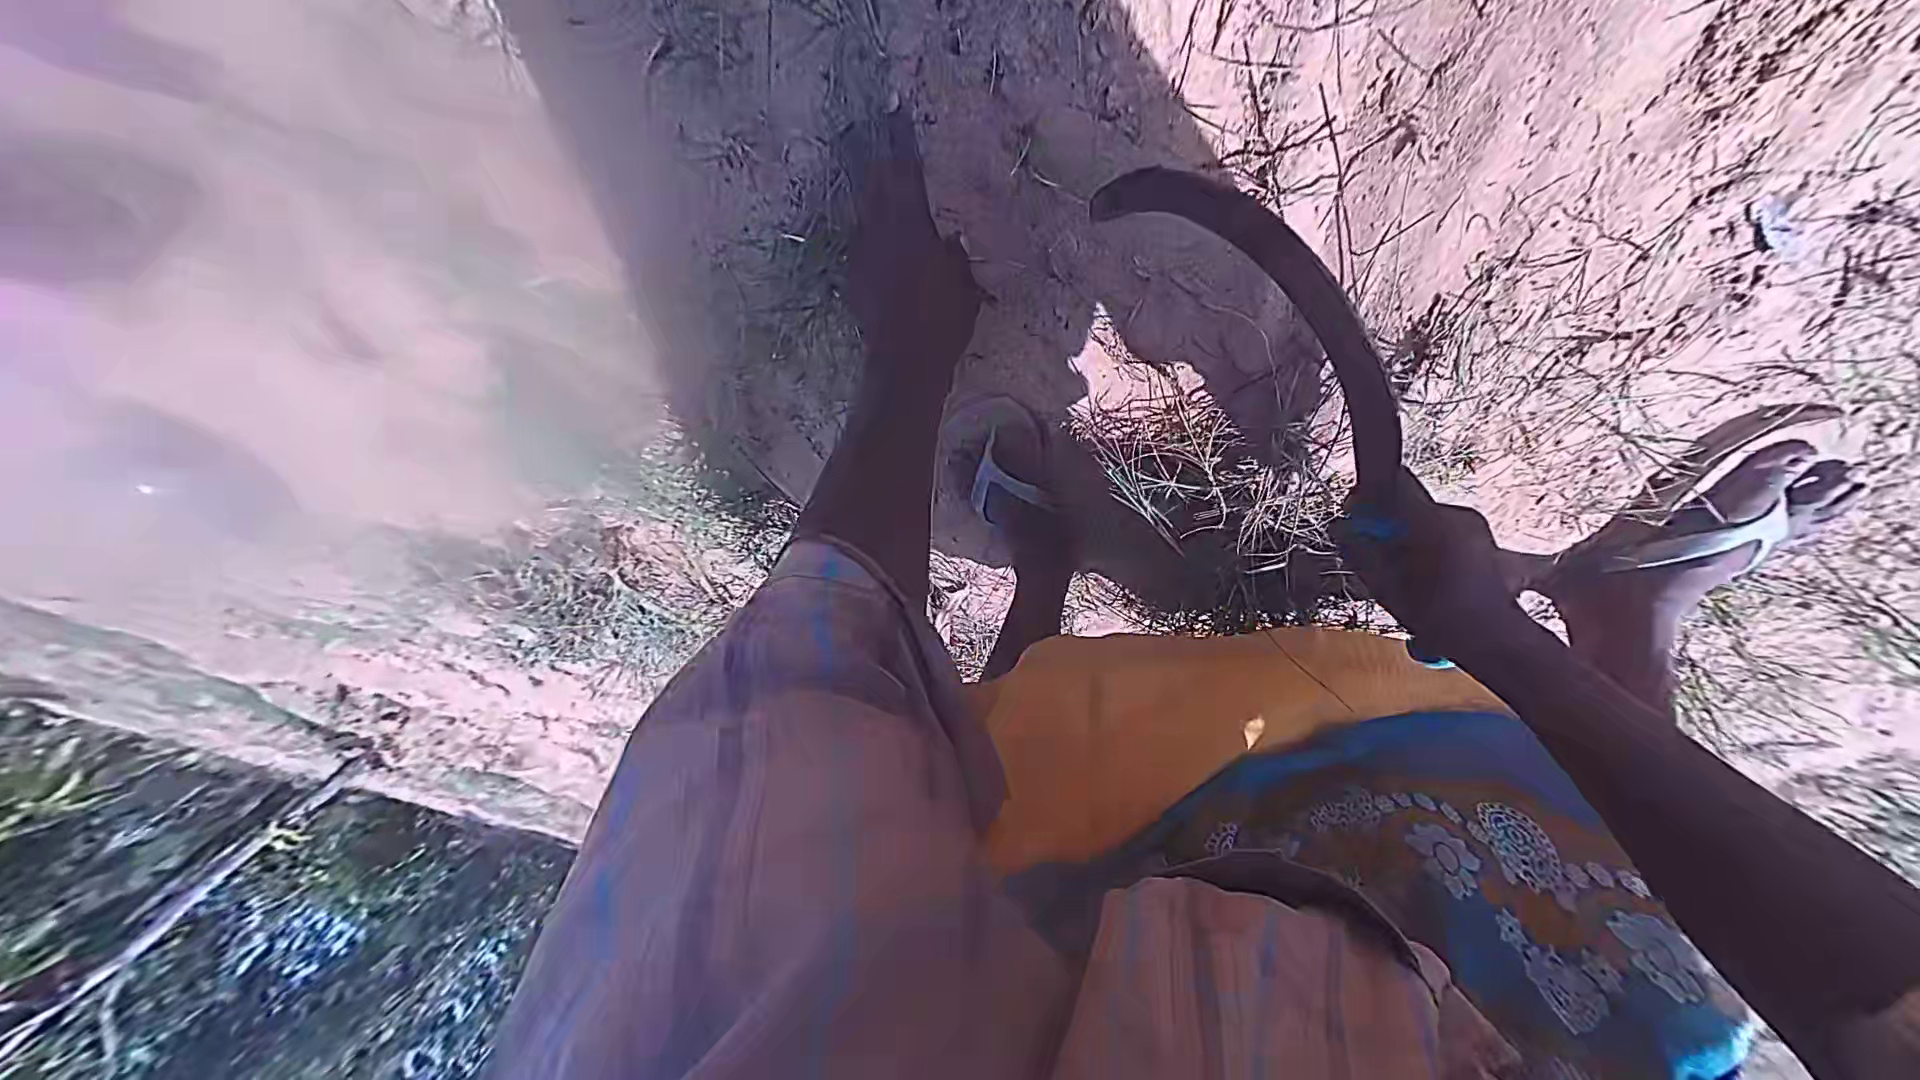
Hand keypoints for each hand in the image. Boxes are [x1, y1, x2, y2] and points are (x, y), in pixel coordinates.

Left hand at [843, 109, 980, 365]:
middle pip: (876, 187)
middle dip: (884, 170)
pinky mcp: (853, 281)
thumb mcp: (964, 285)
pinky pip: (862, 249)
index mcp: (910, 226)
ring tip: (887, 205)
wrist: (904, 362)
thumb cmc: (943, 322)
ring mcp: (862, 257)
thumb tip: (951, 241)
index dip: (901, 144)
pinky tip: (881, 252)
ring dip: (876, 207)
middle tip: (891, 160)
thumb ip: (955, 255)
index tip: (897, 116)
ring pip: (865, 217)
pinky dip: (872, 243)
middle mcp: (879, 233)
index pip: (904, 173)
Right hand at [1336, 470, 1534, 650]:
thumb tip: (1342, 528)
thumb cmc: (1438, 614)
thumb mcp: (1383, 582)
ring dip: (1404, 534)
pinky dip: (1424, 542)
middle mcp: (1459, 515)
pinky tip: (1418, 570)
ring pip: (1424, 517)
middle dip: (1384, 520)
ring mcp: (1475, 526)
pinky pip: (1442, 530)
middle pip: (1407, 501)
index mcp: (1433, 521)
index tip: (1353, 512)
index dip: (1366, 496)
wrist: (1488, 637)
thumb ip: (1359, 548)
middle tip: (1368, 546)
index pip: (1394, 484)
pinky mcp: (1483, 539)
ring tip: (1395, 565)